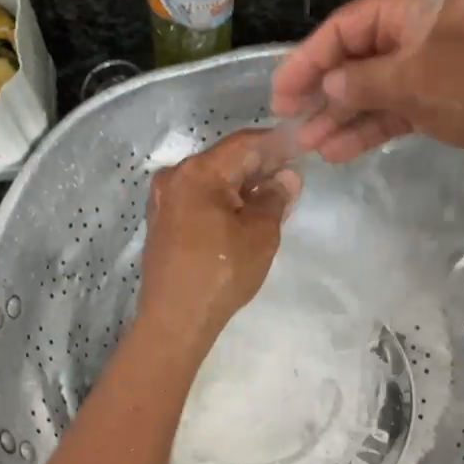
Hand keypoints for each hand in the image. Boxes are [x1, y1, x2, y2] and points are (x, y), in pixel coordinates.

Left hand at [139, 129, 300, 343]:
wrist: (175, 320)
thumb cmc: (221, 273)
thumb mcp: (260, 234)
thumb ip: (275, 198)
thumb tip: (287, 177)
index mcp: (198, 172)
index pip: (245, 143)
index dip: (276, 144)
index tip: (301, 149)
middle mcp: (175, 177)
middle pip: (225, 160)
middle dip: (259, 167)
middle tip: (291, 179)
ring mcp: (164, 200)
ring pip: (212, 181)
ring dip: (242, 187)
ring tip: (273, 201)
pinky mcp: (162, 222)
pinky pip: (199, 200)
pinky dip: (223, 202)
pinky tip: (244, 216)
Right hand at [271, 0, 463, 164]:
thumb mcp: (416, 82)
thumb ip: (363, 83)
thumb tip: (326, 87)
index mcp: (412, 8)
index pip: (345, 27)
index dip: (309, 60)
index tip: (281, 93)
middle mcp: (418, 33)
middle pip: (356, 60)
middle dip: (322, 93)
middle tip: (287, 123)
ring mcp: (432, 67)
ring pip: (374, 90)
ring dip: (342, 118)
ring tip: (310, 146)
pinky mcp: (444, 99)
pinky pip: (397, 110)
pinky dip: (372, 128)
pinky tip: (342, 150)